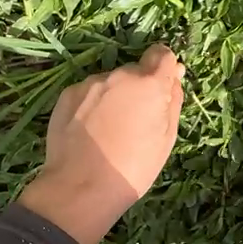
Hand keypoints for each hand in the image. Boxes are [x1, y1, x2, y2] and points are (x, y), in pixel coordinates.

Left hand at [18, 44, 184, 243]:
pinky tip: (89, 132)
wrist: (80, 188)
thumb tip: (174, 76)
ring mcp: (91, 83)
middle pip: (135, 72)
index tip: (162, 87)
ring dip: (114, 97)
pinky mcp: (68, 94)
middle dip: (138, 89)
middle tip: (134, 122)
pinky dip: (92, 106)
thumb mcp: (166, 139)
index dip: (164, 69)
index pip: (162, 55)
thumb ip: (172, 101)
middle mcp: (120, 76)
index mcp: (149, 84)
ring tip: (108, 131)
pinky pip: (88, 93)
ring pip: (110, 83)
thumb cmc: (133, 168)